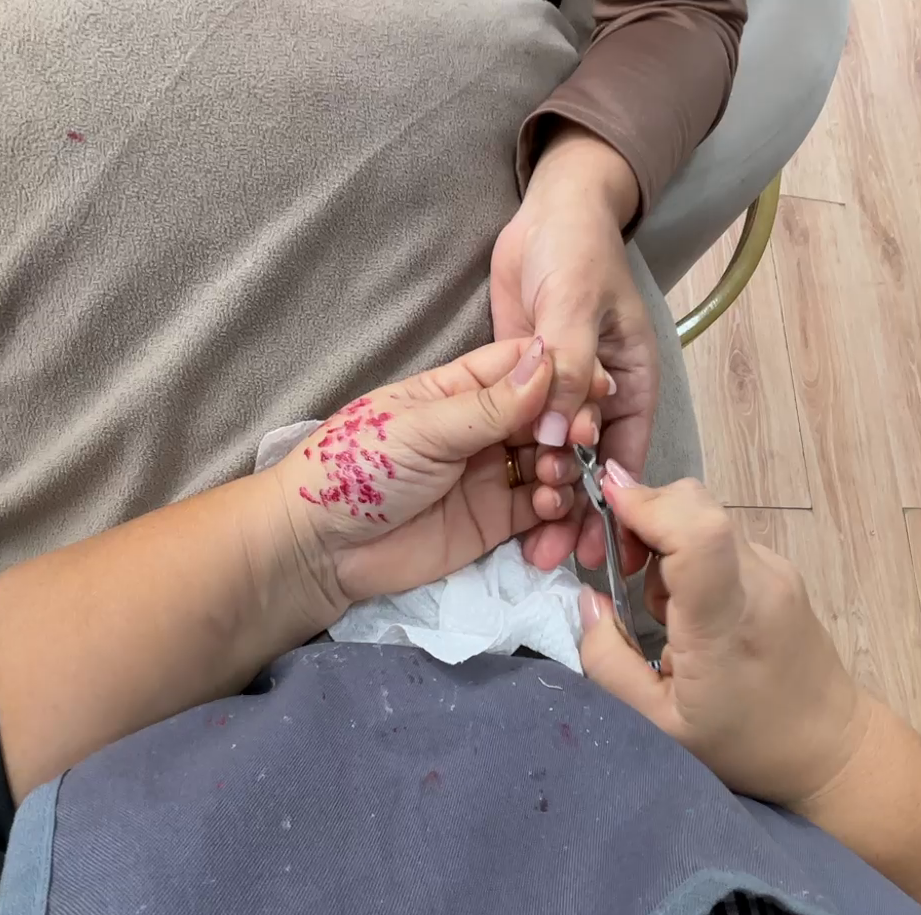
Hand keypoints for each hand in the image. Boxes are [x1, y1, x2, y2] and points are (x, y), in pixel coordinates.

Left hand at [266, 337, 557, 603]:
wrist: (323, 550)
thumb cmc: (357, 471)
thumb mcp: (421, 429)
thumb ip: (487, 405)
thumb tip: (548, 358)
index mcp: (459, 391)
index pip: (522, 368)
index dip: (561, 374)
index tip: (596, 386)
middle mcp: (483, 429)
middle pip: (546, 417)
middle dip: (569, 427)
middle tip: (577, 441)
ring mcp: (491, 475)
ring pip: (551, 463)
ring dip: (566, 469)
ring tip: (555, 480)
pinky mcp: (495, 520)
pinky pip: (541, 509)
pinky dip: (557, 509)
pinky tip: (551, 509)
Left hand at [491, 124, 658, 572]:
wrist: (540, 217)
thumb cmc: (570, 253)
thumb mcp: (570, 307)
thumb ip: (567, 369)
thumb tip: (565, 439)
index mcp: (625, 382)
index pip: (626, 453)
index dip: (616, 500)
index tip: (602, 540)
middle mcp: (595, 404)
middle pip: (591, 473)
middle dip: (580, 516)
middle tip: (562, 555)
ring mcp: (555, 408)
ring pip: (557, 472)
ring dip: (551, 509)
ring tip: (540, 552)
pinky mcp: (522, 405)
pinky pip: (525, 455)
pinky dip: (524, 486)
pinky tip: (516, 522)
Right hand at [574, 469, 869, 807]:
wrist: (832, 748)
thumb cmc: (745, 743)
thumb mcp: (656, 723)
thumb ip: (607, 660)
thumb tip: (588, 599)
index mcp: (724, 623)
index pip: (697, 534)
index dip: (647, 505)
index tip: (606, 500)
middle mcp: (757, 581)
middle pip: (695, 506)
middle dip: (642, 516)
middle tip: (619, 566)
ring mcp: (774, 570)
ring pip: (703, 516)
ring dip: (662, 539)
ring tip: (657, 605)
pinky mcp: (778, 570)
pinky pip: (718, 537)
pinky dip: (685, 552)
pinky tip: (685, 604)